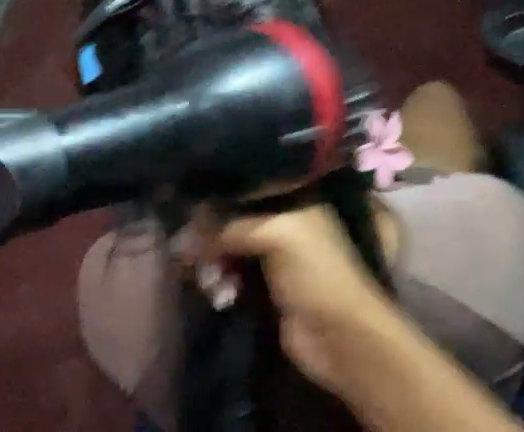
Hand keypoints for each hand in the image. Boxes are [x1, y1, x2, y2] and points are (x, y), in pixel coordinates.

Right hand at [185, 204, 390, 392]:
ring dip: (210, 256)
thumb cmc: (316, 274)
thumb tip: (184, 235)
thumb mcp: (277, 234)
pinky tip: (212, 288)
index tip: (187, 193)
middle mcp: (283, 221)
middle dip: (208, 226)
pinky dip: (217, 278)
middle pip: (234, 214)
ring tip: (199, 271)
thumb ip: (230, 226)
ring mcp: (272, 255)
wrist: (339, 339)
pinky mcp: (261, 287)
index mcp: (295, 199)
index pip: (249, 182)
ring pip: (228, 244)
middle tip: (184, 239)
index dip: (220, 187)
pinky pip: (229, 273)